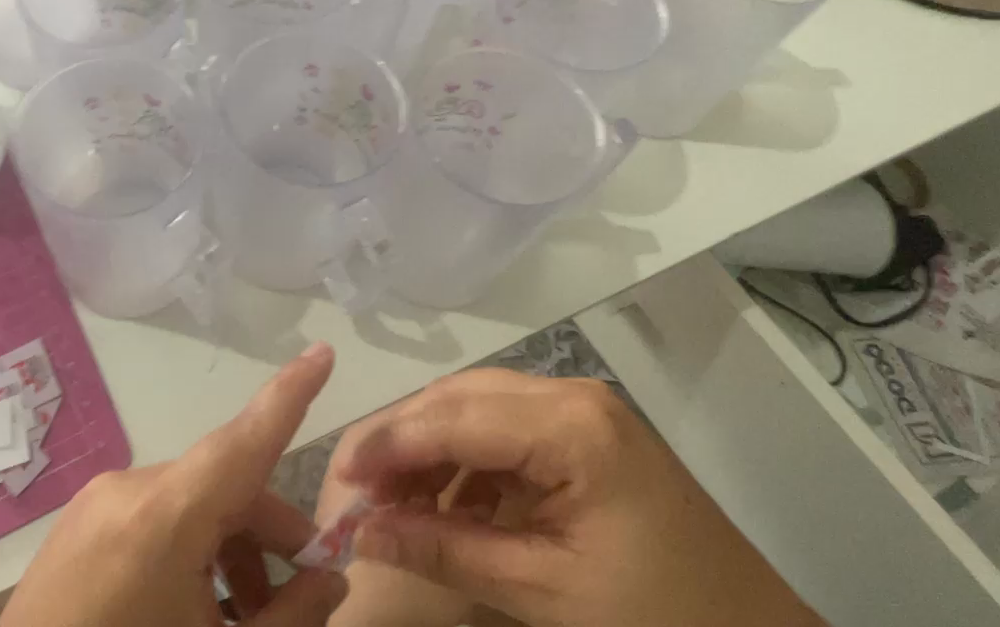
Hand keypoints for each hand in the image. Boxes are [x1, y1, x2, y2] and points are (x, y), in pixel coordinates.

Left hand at [0, 343, 348, 626]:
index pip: (242, 441)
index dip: (289, 395)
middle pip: (224, 485)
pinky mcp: (77, 525)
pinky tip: (199, 604)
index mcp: (162, 517)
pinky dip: (190, 548)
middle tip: (305, 587)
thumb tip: (331, 577)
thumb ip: (290, 616)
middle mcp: (127, 490)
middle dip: (272, 530)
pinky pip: (154, 518)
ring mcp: (95, 505)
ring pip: (191, 503)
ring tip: (249, 613)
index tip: (324, 350)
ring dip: (231, 546)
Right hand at [338, 370, 826, 626]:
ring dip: (429, 450)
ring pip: (475, 408)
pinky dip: (464, 463)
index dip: (389, 445)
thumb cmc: (660, 619)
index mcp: (572, 426)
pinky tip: (442, 503)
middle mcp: (572, 396)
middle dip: (403, 441)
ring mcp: (580, 410)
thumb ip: (447, 551)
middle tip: (357, 490)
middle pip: (459, 398)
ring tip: (390, 501)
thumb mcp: (544, 591)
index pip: (454, 417)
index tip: (339, 480)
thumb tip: (360, 531)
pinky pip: (503, 430)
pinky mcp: (583, 432)